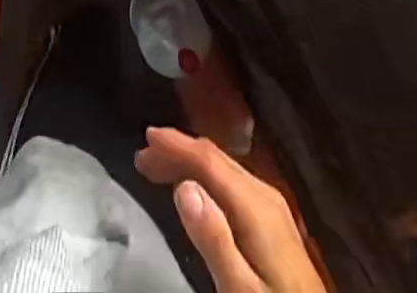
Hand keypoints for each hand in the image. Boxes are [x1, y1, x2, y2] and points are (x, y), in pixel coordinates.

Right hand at [136, 127, 324, 292]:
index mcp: (256, 207)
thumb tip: (183, 186)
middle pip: (216, 159)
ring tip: (159, 169)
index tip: (146, 138)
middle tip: (143, 158)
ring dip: (189, 163)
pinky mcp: (272, 222)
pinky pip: (231, 182)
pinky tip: (194, 189)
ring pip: (223, 168)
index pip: (210, 160)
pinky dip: (205, 177)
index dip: (177, 144)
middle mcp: (265, 196)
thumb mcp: (240, 290)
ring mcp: (272, 208)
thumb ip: (213, 239)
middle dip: (178, 151)